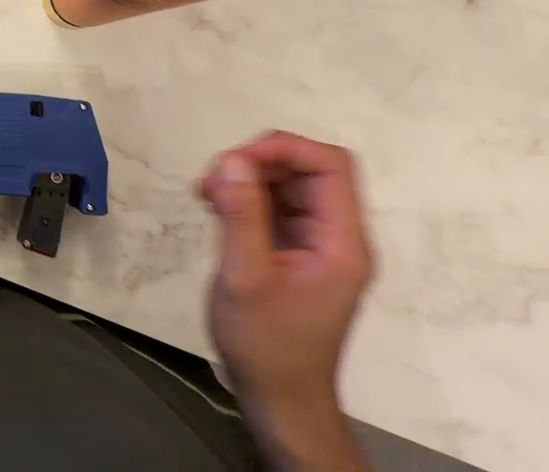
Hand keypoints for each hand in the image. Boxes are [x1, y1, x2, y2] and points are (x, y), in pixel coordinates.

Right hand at [199, 131, 373, 468]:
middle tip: (213, 182)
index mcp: (342, 242)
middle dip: (256, 162)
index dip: (283, 149)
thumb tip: (233, 159)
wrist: (280, 399)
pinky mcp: (295, 251)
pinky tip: (215, 208)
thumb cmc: (266, 343)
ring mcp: (317, 244)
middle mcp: (337, 236)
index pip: (329, 165)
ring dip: (245, 179)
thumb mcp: (245, 277)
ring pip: (287, 184)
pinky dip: (244, 198)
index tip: (234, 162)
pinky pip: (275, 206)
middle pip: (307, 169)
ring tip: (206, 195)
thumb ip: (241, 215)